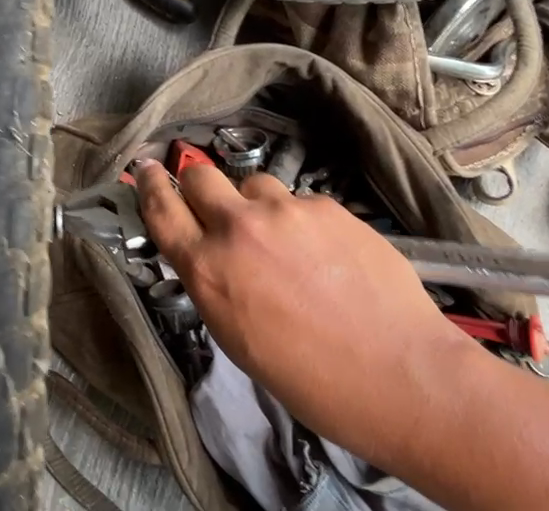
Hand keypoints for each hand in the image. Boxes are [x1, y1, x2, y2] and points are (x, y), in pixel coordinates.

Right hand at [132, 158, 484, 458]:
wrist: (403, 377)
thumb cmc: (313, 380)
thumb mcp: (236, 336)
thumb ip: (212, 282)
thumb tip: (209, 254)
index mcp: (207, 269)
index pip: (160, 208)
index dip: (149, 184)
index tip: (146, 168)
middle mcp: (237, 230)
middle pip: (200, 175)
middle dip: (201, 185)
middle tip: (215, 204)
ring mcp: (285, 212)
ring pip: (254, 185)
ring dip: (258, 205)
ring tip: (285, 240)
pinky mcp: (328, 207)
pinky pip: (301, 202)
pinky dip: (304, 222)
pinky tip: (328, 255)